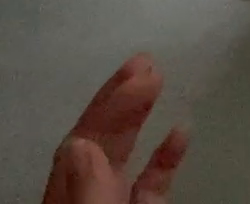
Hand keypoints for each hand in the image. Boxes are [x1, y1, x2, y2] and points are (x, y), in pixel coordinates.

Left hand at [41, 54, 189, 203]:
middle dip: (121, 97)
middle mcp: (87, 192)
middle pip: (100, 138)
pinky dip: (167, 152)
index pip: (82, 140)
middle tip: (145, 59)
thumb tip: (81, 142)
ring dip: (140, 113)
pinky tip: (182, 128)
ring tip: (158, 76)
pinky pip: (153, 178)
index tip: (136, 70)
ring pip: (123, 152)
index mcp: (67, 195)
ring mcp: (115, 201)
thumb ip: (87, 188)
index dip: (107, 102)